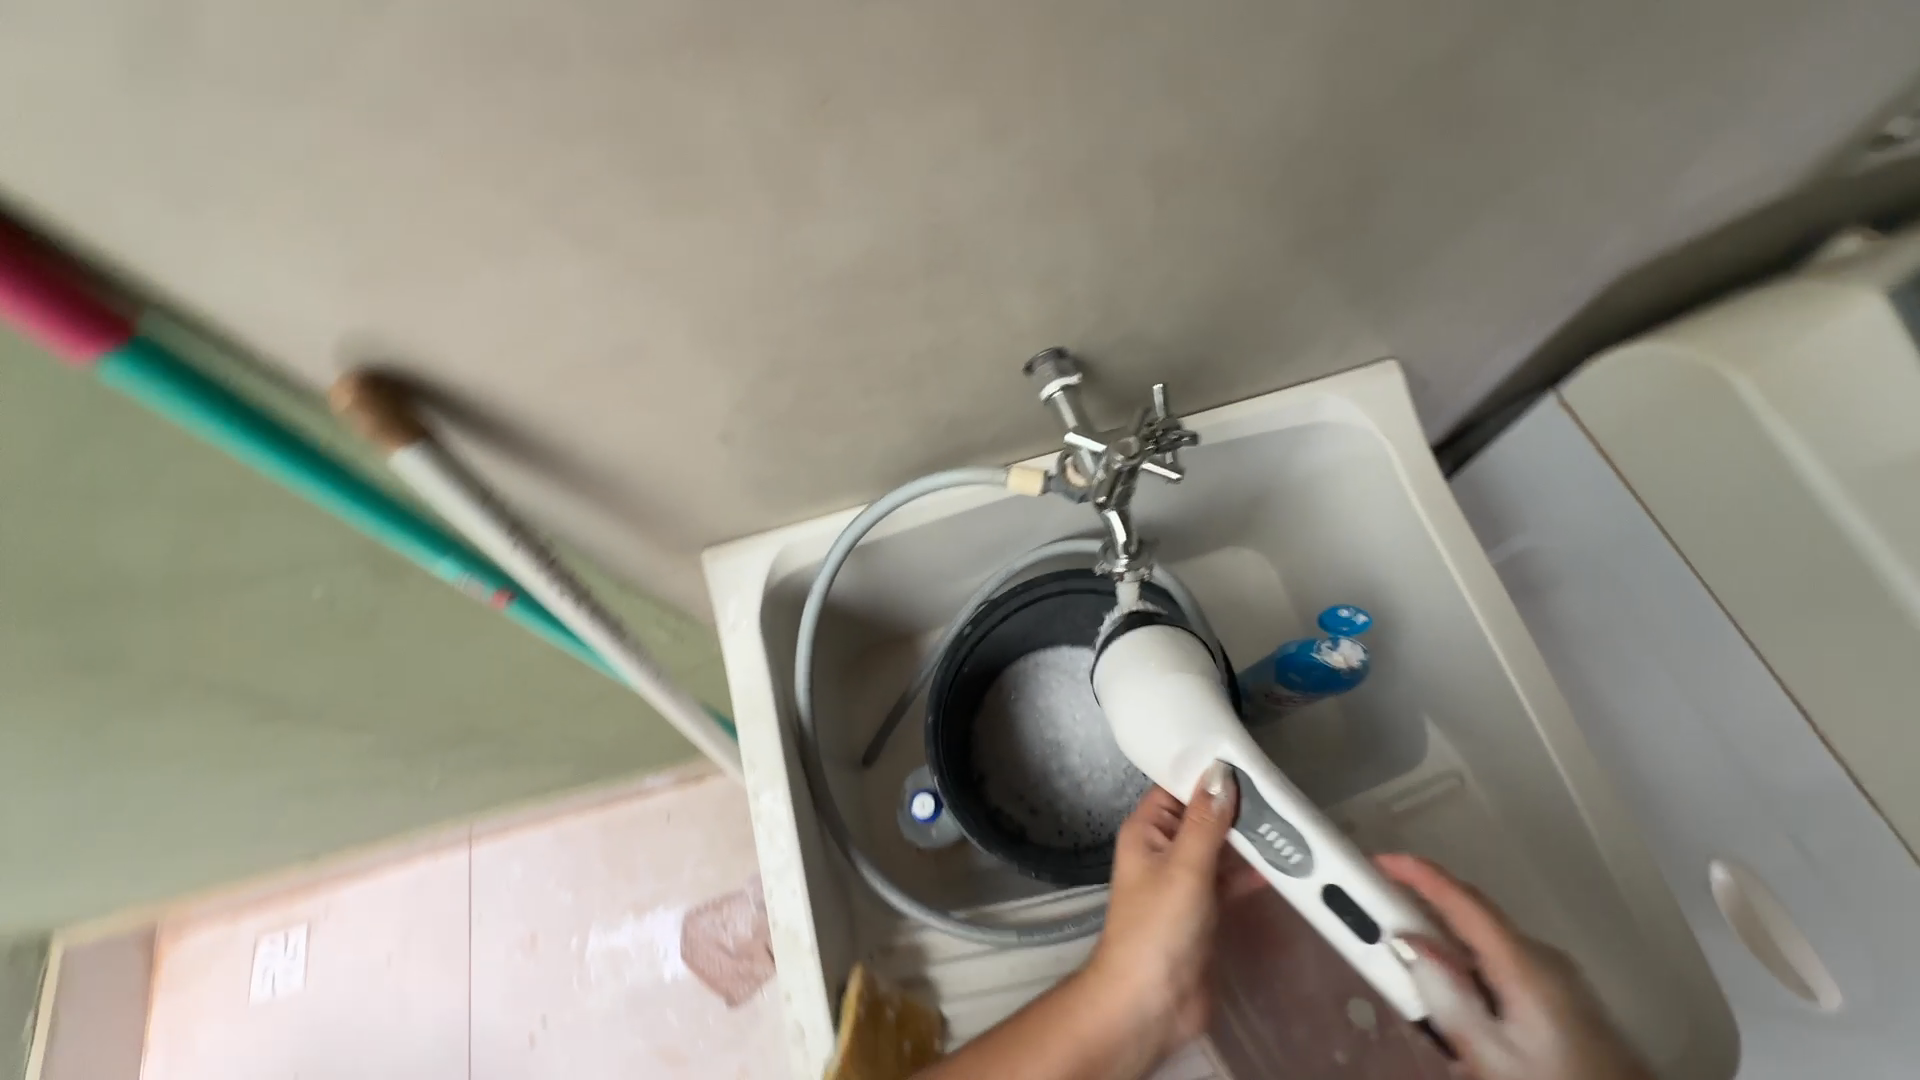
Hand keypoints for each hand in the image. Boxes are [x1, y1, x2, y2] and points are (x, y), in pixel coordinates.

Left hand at [1085, 762, 1263, 1060]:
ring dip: (1250, 839)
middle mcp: (1163, 849)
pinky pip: (1231, 878)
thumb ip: (1205, 821)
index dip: (1206, 772)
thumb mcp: (1184, 867)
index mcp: (1147, 830)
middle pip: (1203, 816)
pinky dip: (1253, 871)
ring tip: (1292, 822)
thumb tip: (1220, 773)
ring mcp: (1184, 880)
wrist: (1151, 1004)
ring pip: (1220, 848)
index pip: (1175, 786)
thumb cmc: (1158, 927)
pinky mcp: (1204, 909)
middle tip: (1283, 791)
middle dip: (1237, 806)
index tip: (1247, 758)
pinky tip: (1285, 863)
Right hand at [1378, 854, 1653, 1079]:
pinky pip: (1499, 958)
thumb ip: (1447, 998)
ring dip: (1442, 936)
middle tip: (1376, 915)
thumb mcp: (1493, 1057)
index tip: (1376, 860)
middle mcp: (1544, 958)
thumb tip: (1407, 943)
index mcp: (1526, 965)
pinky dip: (1466, 957)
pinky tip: (1455, 992)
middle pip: (1470, 912)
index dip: (1416, 872)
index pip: (1462, 899)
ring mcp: (1559, 976)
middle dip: (1420, 904)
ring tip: (1410, 966)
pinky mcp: (1564, 996)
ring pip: (1483, 936)